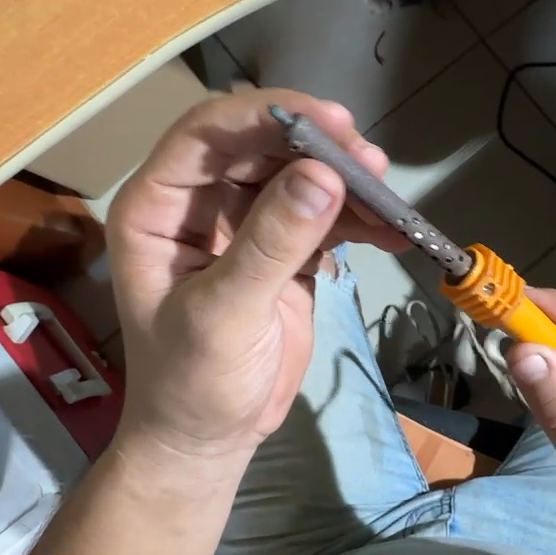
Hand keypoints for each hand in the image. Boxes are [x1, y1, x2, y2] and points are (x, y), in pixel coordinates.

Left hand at [106, 90, 402, 464]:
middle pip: (263, 148)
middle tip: (371, 161)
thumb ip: (271, 244)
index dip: (268, 116)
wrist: (210, 438)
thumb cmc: (192, 382)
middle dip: (318, 149)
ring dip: (347, 184)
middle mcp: (200, 203)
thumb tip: (324, 176)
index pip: (208, 134)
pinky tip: (395, 231)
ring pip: (300, 178)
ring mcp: (245, 224)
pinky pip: (324, 217)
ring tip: (390, 199)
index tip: (331, 122)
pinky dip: (360, 221)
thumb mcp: (225, 315)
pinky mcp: (284, 250)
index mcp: (160, 206)